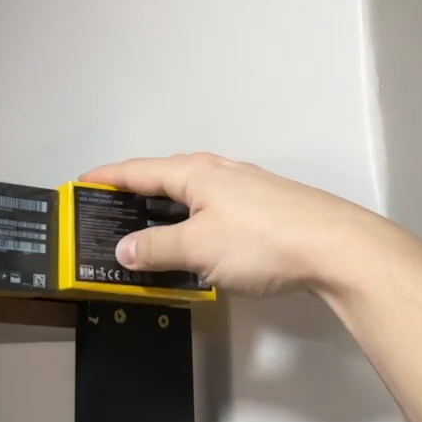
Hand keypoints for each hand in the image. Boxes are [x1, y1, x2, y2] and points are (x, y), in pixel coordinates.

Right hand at [79, 154, 399, 297]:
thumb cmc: (262, 241)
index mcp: (194, 172)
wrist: (339, 249)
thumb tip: (124, 251)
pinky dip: (193, 221)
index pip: (137, 170)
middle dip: (134, 193)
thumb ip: (155, 249)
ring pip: (192, 194)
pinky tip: (198, 242)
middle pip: (164, 177)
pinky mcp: (267, 207)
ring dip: (166, 210)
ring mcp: (246, 187)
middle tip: (109, 213)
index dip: (106, 178)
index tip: (81, 183)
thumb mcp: (197, 248)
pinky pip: (214, 209)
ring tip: (148, 230)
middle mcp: (218, 171)